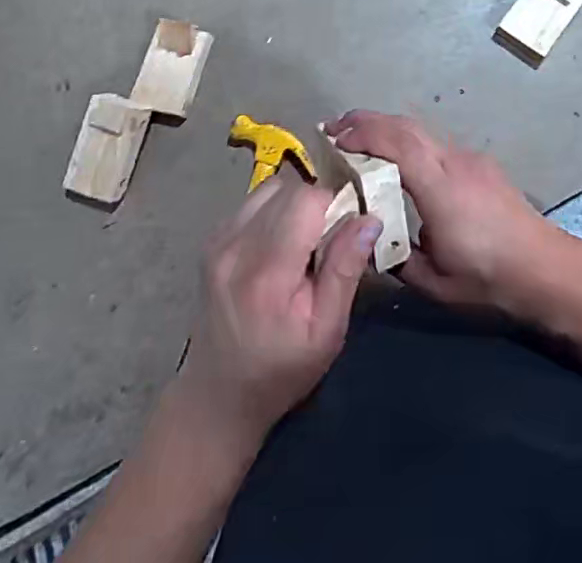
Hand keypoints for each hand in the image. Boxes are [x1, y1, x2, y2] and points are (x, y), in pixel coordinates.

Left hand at [174, 175, 380, 443]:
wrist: (219, 393)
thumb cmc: (281, 369)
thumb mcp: (327, 330)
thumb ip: (344, 270)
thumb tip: (369, 219)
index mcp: (266, 273)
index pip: (305, 200)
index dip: (335, 205)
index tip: (348, 230)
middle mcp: (235, 246)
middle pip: (289, 188)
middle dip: (318, 203)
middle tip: (331, 239)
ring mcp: (218, 240)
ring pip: (270, 188)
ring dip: (296, 203)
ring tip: (306, 240)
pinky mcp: (212, 240)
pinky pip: (253, 202)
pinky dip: (275, 211)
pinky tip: (282, 244)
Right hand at [328, 110, 581, 317]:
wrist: (547, 269)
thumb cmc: (489, 279)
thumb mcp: (434, 282)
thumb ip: (395, 259)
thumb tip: (368, 241)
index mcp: (442, 191)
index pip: (399, 145)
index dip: (364, 135)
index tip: (334, 139)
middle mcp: (456, 164)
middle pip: (407, 126)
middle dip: (367, 121)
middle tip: (334, 129)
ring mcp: (471, 160)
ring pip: (422, 131)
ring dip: (387, 129)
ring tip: (358, 140)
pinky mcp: (480, 164)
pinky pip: (435, 143)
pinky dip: (406, 141)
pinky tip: (397, 159)